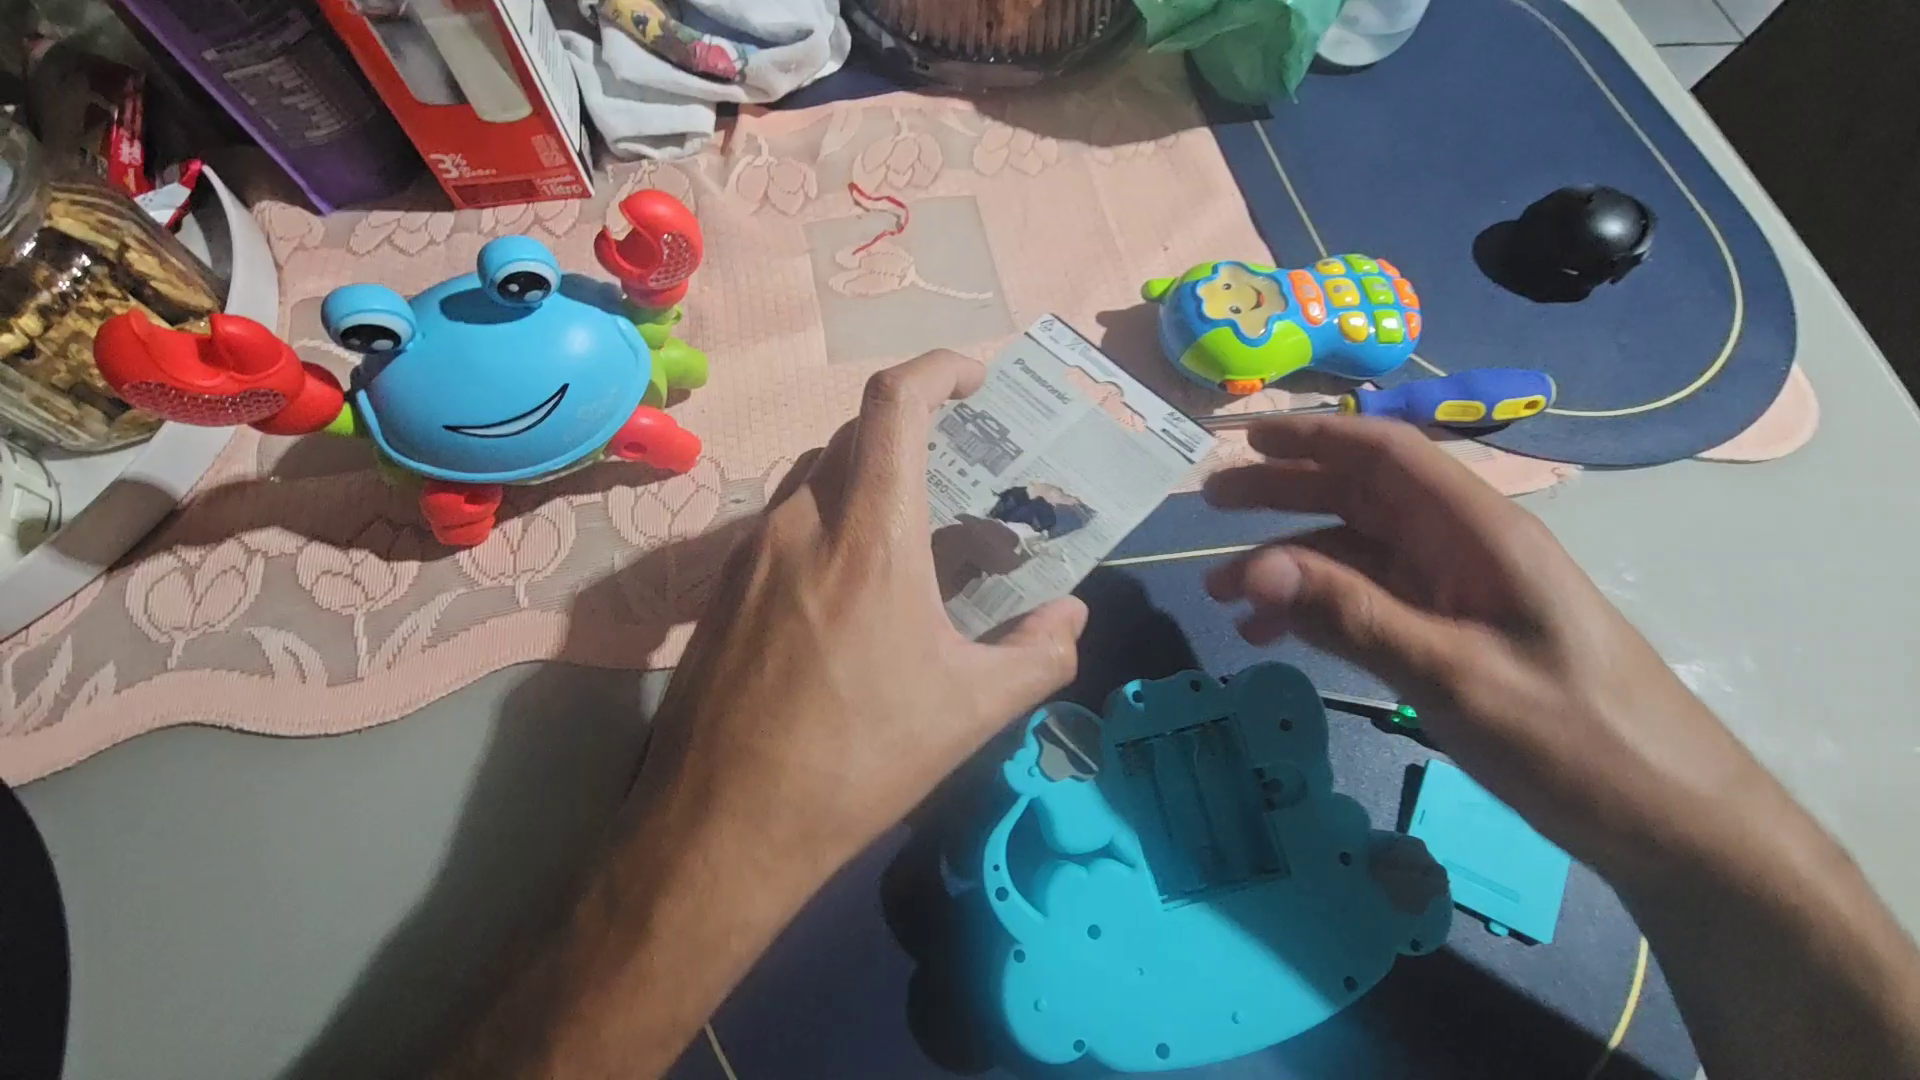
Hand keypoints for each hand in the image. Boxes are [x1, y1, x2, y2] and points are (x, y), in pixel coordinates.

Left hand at [429, 353, 1086, 1079]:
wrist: (723, 827)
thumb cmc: (858, 759)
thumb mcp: (971, 709)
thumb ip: (1039, 652)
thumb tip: (1071, 616)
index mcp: (867, 533)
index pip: (895, 403)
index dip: (940, 369)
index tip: (978, 379)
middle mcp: (800, 521)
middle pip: (857, 435)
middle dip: (914, 435)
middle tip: (958, 474)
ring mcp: (749, 552)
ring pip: (816, 479)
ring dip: (869, 483)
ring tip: (912, 535)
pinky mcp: (722, 589)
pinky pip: (784, 525)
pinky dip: (830, 526)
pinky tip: (852, 592)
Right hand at [1201, 416, 1776, 875]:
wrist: (1673, 824)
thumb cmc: (1578, 740)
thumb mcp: (1455, 676)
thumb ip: (1352, 616)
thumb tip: (1254, 566)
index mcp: (1479, 534)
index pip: (1388, 455)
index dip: (1313, 437)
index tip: (1243, 438)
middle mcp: (1460, 550)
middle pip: (1358, 497)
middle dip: (1282, 493)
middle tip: (1209, 505)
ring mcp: (1453, 596)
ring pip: (1352, 556)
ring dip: (1286, 566)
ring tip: (1221, 593)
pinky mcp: (1447, 638)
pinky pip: (1364, 606)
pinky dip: (1313, 612)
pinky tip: (1270, 635)